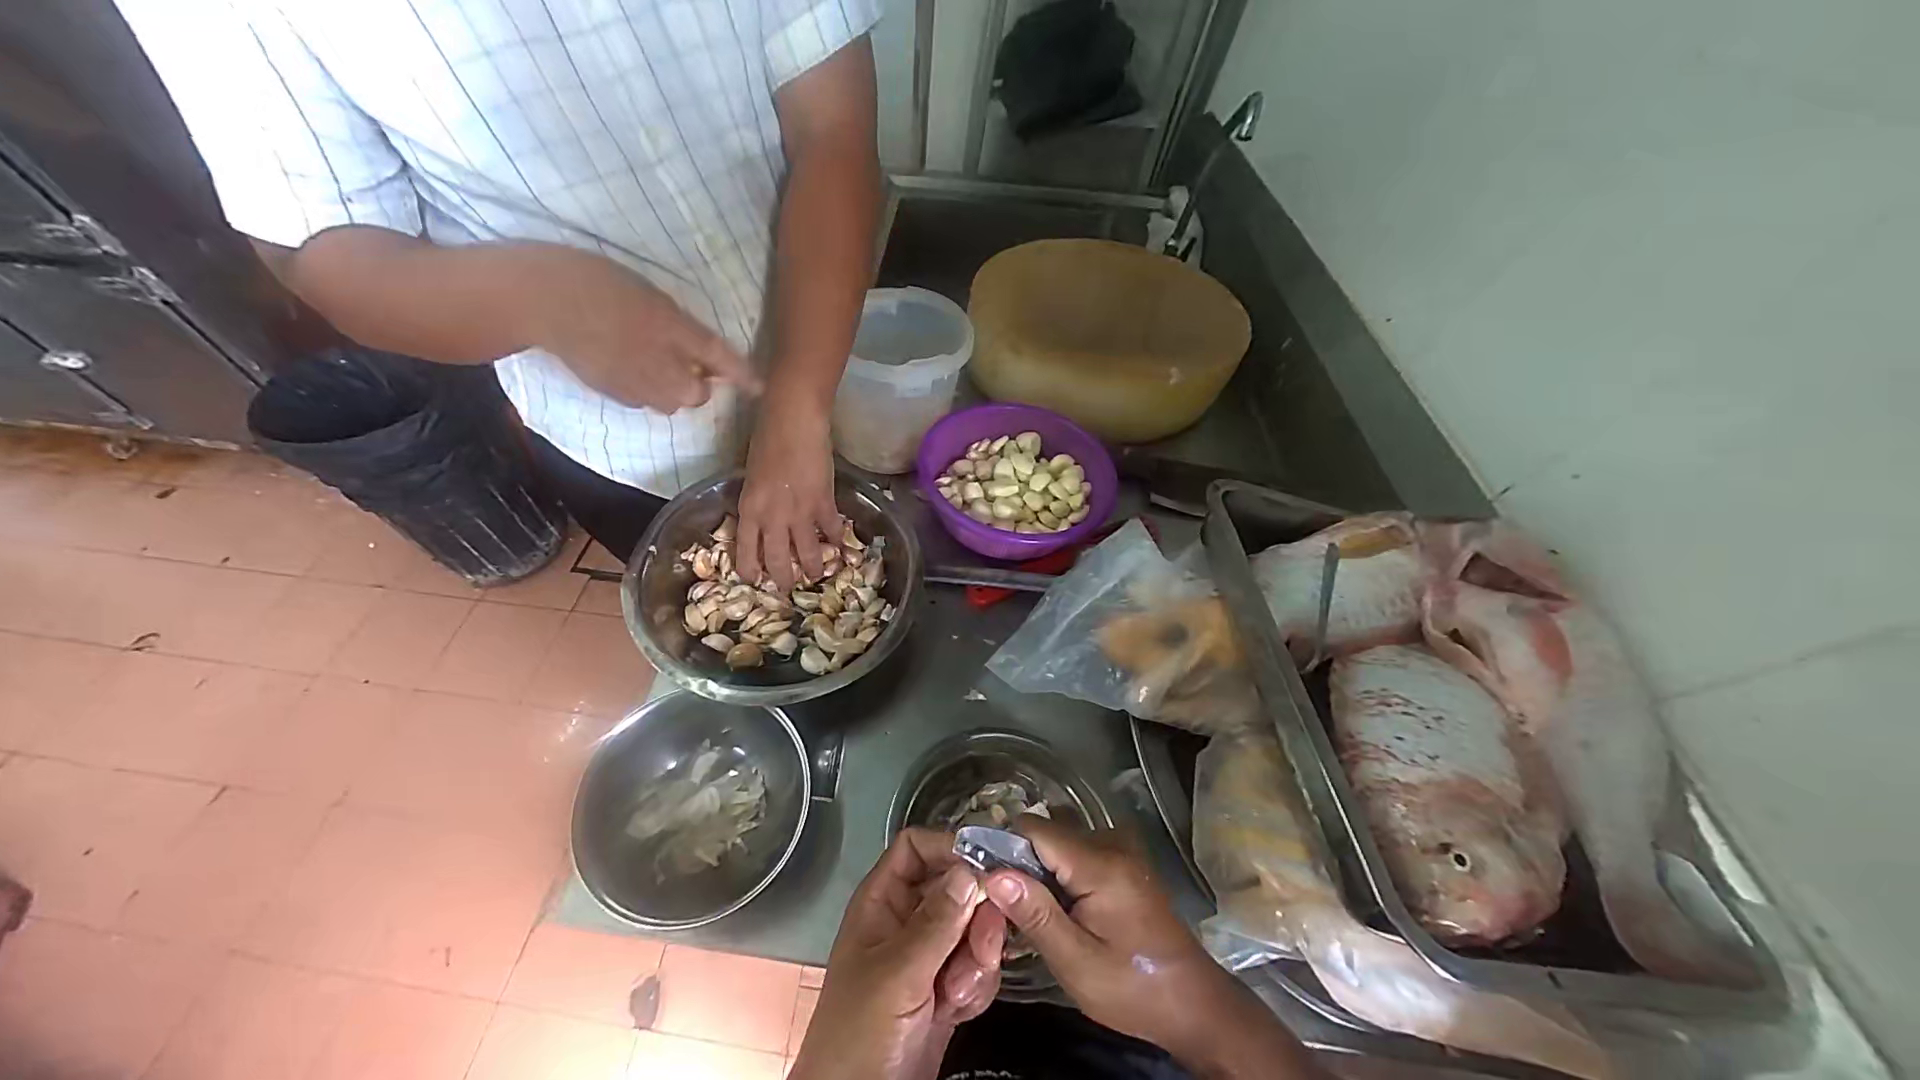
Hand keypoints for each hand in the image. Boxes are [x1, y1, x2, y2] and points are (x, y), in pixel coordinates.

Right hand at [520, 246, 759, 411]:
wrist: (541, 301)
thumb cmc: (600, 284)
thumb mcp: (653, 298)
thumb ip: (684, 331)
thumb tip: (706, 360)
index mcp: (675, 332)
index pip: (720, 359)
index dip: (743, 375)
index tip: (760, 388)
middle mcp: (662, 366)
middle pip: (696, 394)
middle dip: (697, 382)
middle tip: (684, 359)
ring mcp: (637, 385)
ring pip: (672, 402)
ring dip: (673, 388)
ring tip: (651, 361)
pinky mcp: (614, 394)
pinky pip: (644, 401)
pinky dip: (646, 390)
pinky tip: (627, 366)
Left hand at [736, 405, 840, 590]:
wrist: (793, 421)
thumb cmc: (766, 439)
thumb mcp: (750, 477)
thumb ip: (757, 502)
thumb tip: (765, 518)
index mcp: (749, 510)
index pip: (746, 552)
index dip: (751, 572)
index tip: (756, 581)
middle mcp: (772, 518)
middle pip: (777, 561)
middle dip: (783, 581)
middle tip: (788, 589)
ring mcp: (800, 513)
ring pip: (808, 554)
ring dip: (814, 568)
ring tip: (818, 575)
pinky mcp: (824, 504)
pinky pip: (832, 530)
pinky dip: (836, 539)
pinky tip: (840, 544)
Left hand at [791, 829, 1004, 1079]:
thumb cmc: (860, 1031)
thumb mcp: (897, 974)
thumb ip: (936, 922)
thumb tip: (969, 871)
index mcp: (883, 901)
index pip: (916, 848)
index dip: (947, 847)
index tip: (984, 864)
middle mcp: (908, 918)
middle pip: (957, 887)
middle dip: (974, 921)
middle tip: (979, 949)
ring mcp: (930, 953)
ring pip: (974, 928)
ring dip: (976, 961)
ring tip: (955, 994)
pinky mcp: (948, 985)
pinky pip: (979, 965)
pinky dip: (976, 987)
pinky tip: (956, 1011)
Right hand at [981, 818, 1253, 1062]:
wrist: (1192, 1003)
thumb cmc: (1132, 988)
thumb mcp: (1076, 962)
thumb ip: (1035, 914)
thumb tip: (992, 873)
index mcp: (1099, 863)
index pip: (1034, 828)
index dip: (1005, 846)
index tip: (985, 877)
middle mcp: (1111, 842)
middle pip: (1048, 830)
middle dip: (1022, 858)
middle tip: (1010, 903)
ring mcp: (1122, 848)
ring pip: (1062, 837)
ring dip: (1042, 865)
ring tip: (1035, 907)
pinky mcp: (1126, 860)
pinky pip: (1080, 848)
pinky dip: (1062, 868)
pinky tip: (1062, 906)